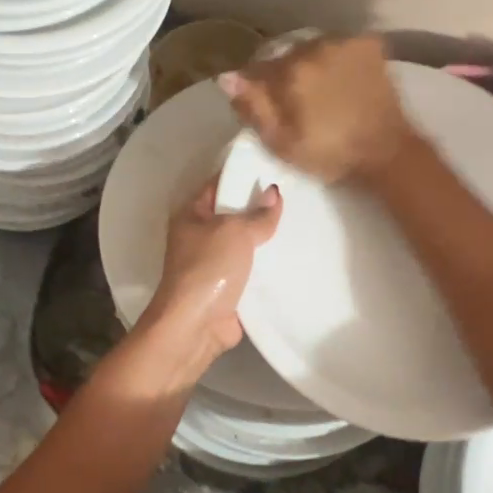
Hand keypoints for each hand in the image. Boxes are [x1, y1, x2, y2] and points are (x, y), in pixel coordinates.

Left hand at [137, 176, 282, 377]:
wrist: (195, 325)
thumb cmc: (209, 268)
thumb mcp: (235, 231)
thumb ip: (257, 214)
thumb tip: (274, 193)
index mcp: (191, 215)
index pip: (217, 185)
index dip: (243, 175)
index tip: (274, 167)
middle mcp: (198, 237)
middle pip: (232, 215)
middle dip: (259, 207)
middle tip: (297, 194)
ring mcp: (212, 264)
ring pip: (243, 244)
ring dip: (265, 239)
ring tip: (301, 222)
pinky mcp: (226, 289)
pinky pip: (250, 271)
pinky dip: (267, 267)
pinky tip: (294, 257)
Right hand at [218, 34, 418, 182]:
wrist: (386, 151)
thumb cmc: (329, 154)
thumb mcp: (281, 142)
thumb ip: (253, 107)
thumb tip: (226, 77)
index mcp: (290, 71)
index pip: (257, 70)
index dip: (257, 89)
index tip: (267, 107)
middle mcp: (315, 47)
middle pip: (286, 57)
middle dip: (286, 76)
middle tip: (298, 104)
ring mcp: (345, 42)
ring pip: (313, 49)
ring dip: (311, 65)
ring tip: (322, 93)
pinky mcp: (369, 44)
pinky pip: (340, 47)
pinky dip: (337, 60)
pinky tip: (342, 82)